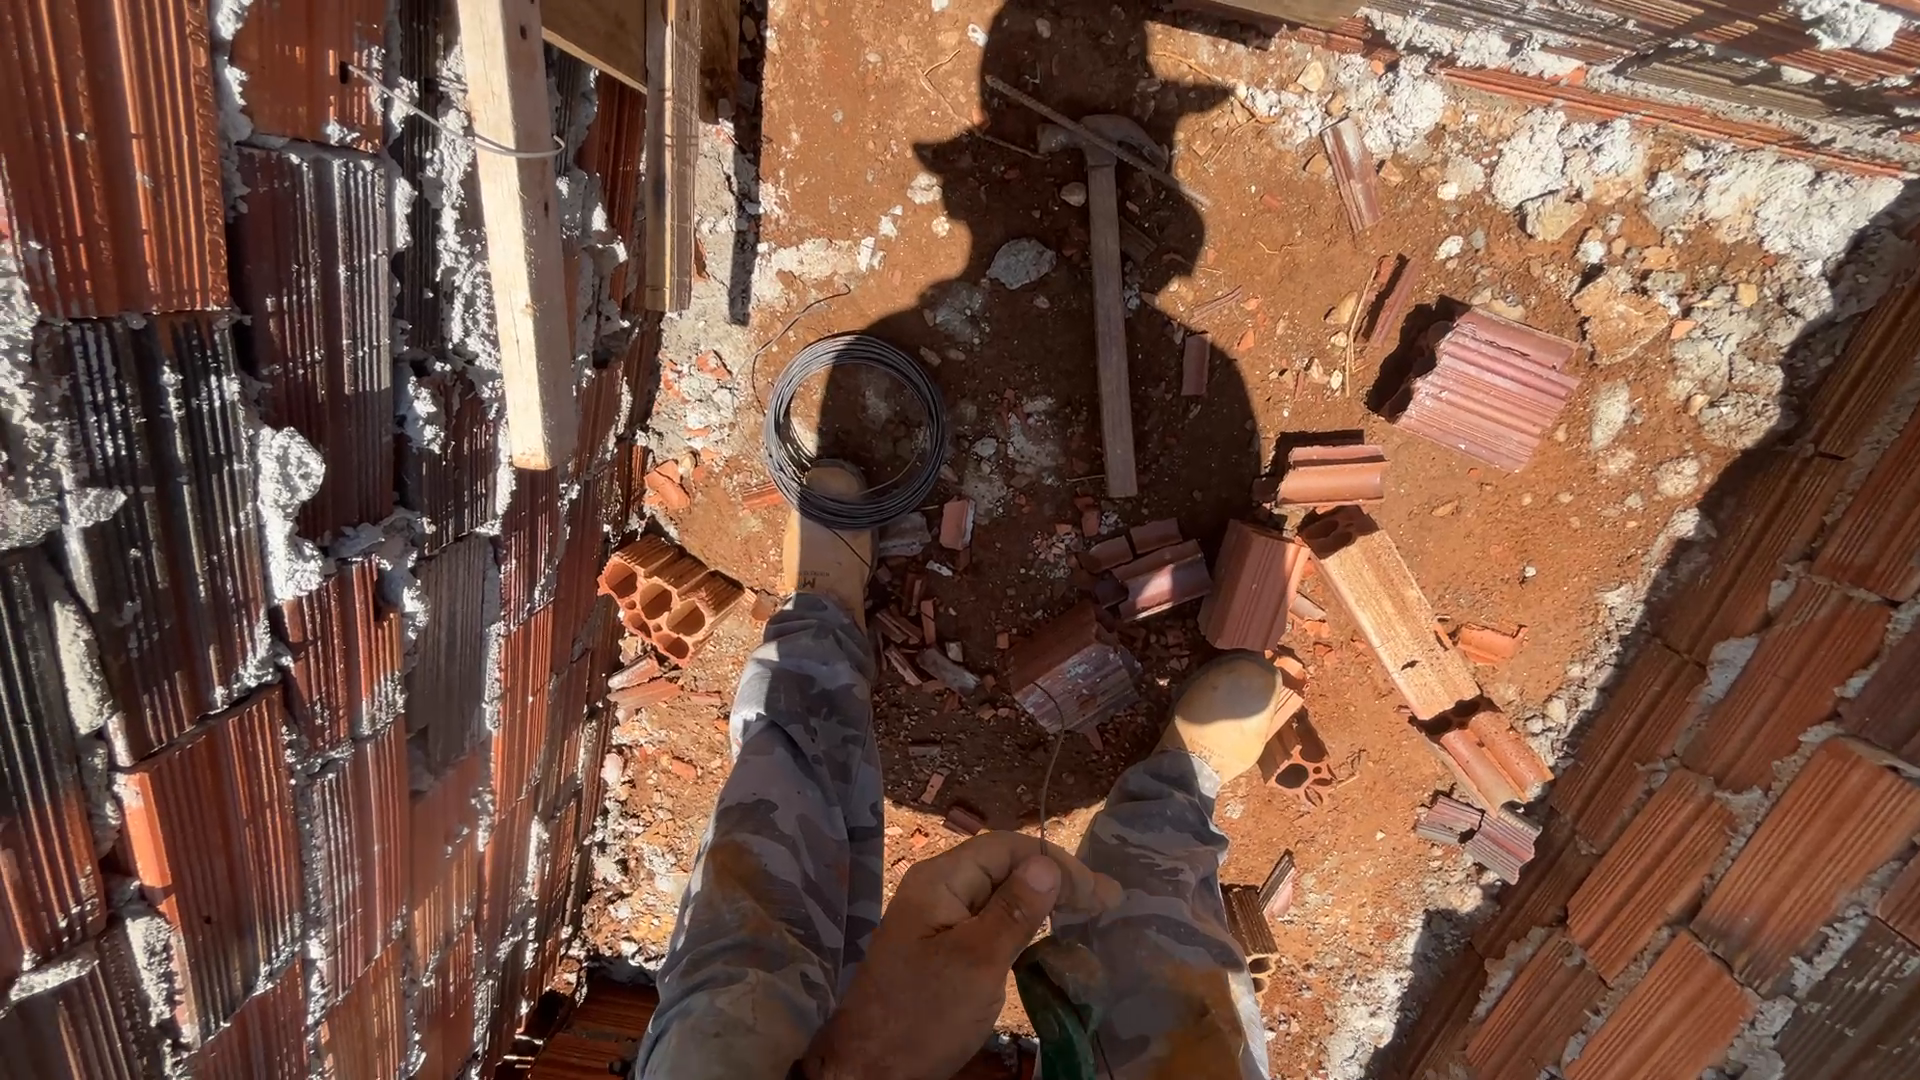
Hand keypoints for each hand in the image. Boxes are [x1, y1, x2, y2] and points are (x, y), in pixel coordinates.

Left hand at [800, 832, 1121, 1079]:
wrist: (870, 1069)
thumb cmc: (923, 1015)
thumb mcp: (976, 964)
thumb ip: (1013, 912)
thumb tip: (1047, 864)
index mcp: (941, 878)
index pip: (1007, 848)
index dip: (1054, 863)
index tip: (1098, 893)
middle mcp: (939, 887)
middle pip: (1004, 865)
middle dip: (1055, 877)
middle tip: (1105, 900)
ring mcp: (939, 916)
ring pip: (999, 891)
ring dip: (1043, 897)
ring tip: (1088, 909)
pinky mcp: (944, 945)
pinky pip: (990, 917)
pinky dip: (1023, 920)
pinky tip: (1048, 932)